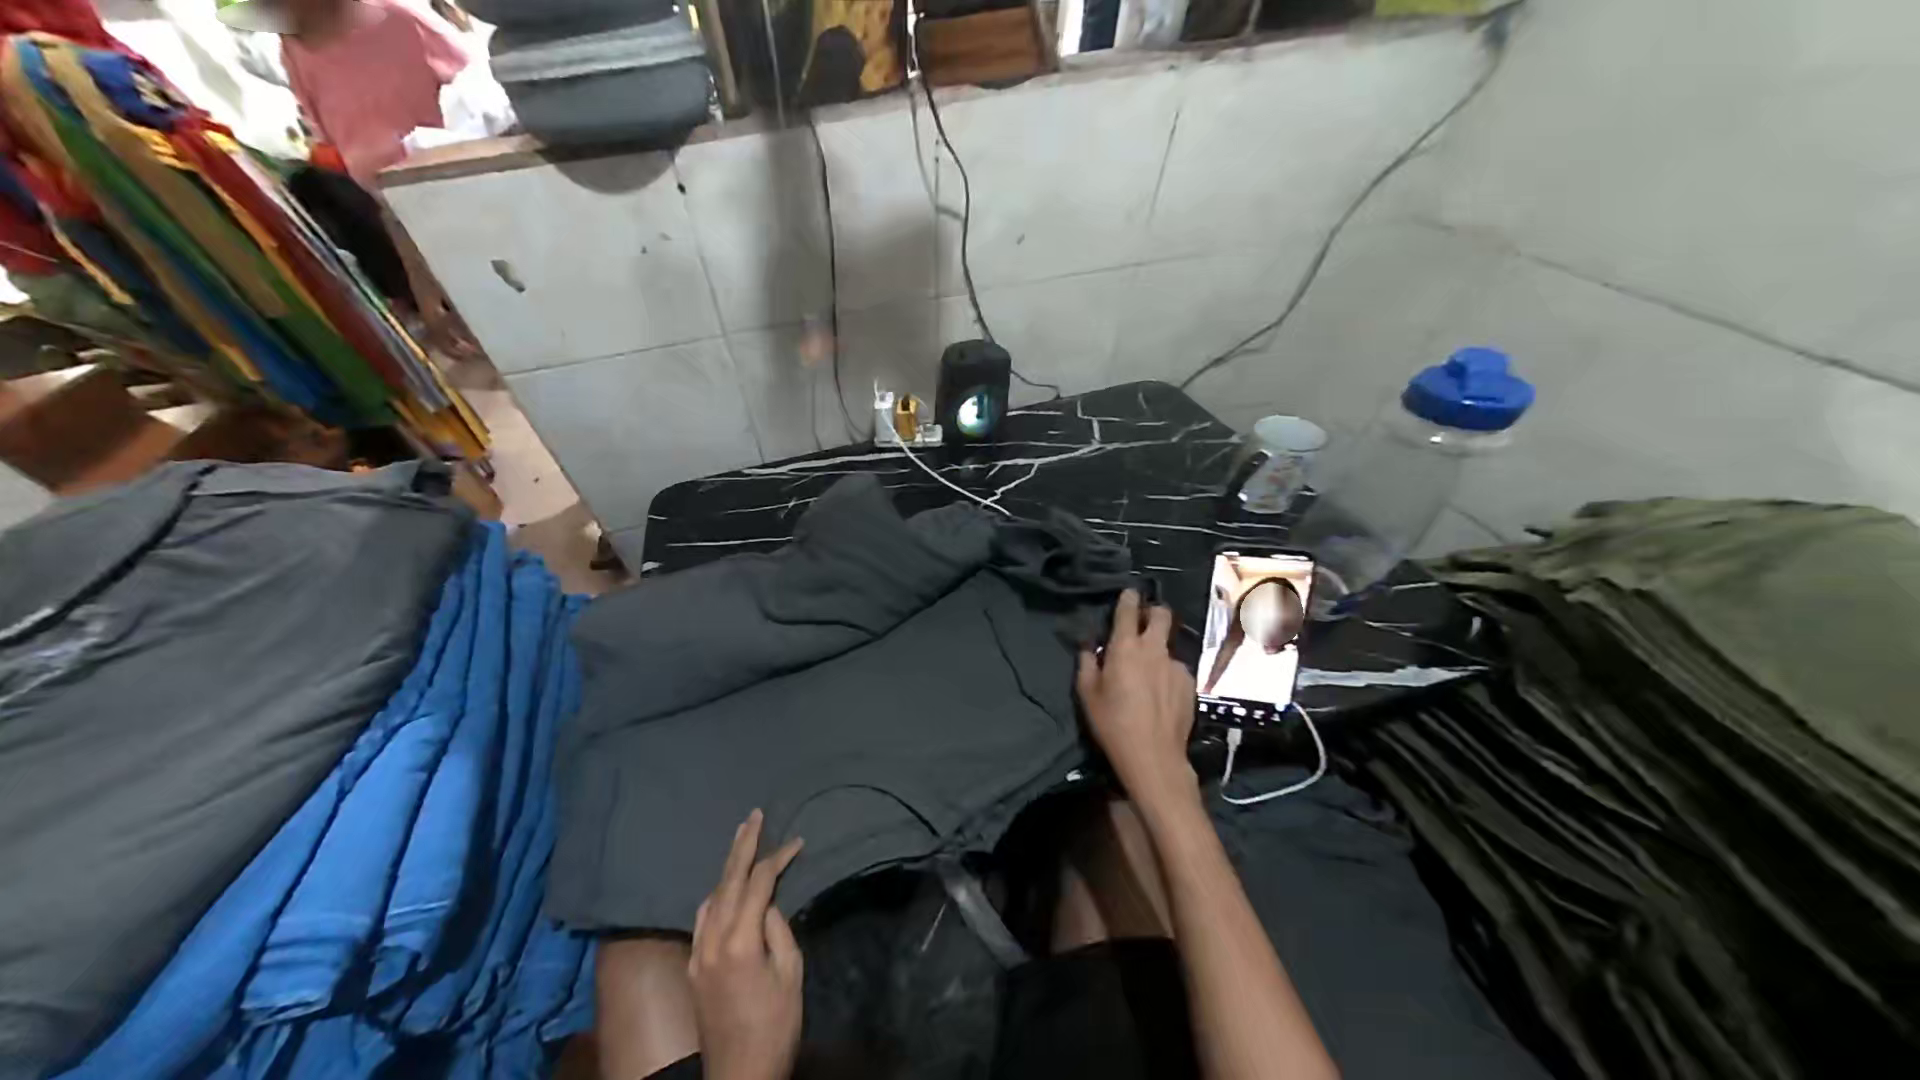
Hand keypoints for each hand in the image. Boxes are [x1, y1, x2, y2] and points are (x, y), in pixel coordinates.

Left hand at [690, 810, 804, 1079]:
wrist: (741, 1074)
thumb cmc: (776, 1024)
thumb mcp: (791, 972)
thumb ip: (778, 929)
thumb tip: (768, 903)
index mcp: (740, 940)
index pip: (759, 882)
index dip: (779, 857)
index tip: (798, 842)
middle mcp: (712, 939)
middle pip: (728, 879)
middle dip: (743, 845)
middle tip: (754, 815)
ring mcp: (698, 952)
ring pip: (712, 895)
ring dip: (728, 865)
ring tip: (741, 840)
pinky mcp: (694, 965)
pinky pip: (702, 916)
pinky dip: (716, 893)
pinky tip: (725, 886)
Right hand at [1076, 589, 1198, 806]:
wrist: (1153, 755)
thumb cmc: (1112, 722)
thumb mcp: (1086, 693)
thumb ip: (1087, 662)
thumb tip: (1090, 645)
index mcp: (1126, 647)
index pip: (1129, 609)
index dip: (1128, 598)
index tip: (1128, 594)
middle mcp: (1155, 649)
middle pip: (1162, 615)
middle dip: (1153, 612)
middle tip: (1143, 622)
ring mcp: (1176, 666)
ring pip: (1169, 646)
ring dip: (1158, 650)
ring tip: (1148, 673)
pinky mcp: (1190, 684)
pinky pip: (1176, 669)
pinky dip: (1167, 674)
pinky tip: (1160, 694)